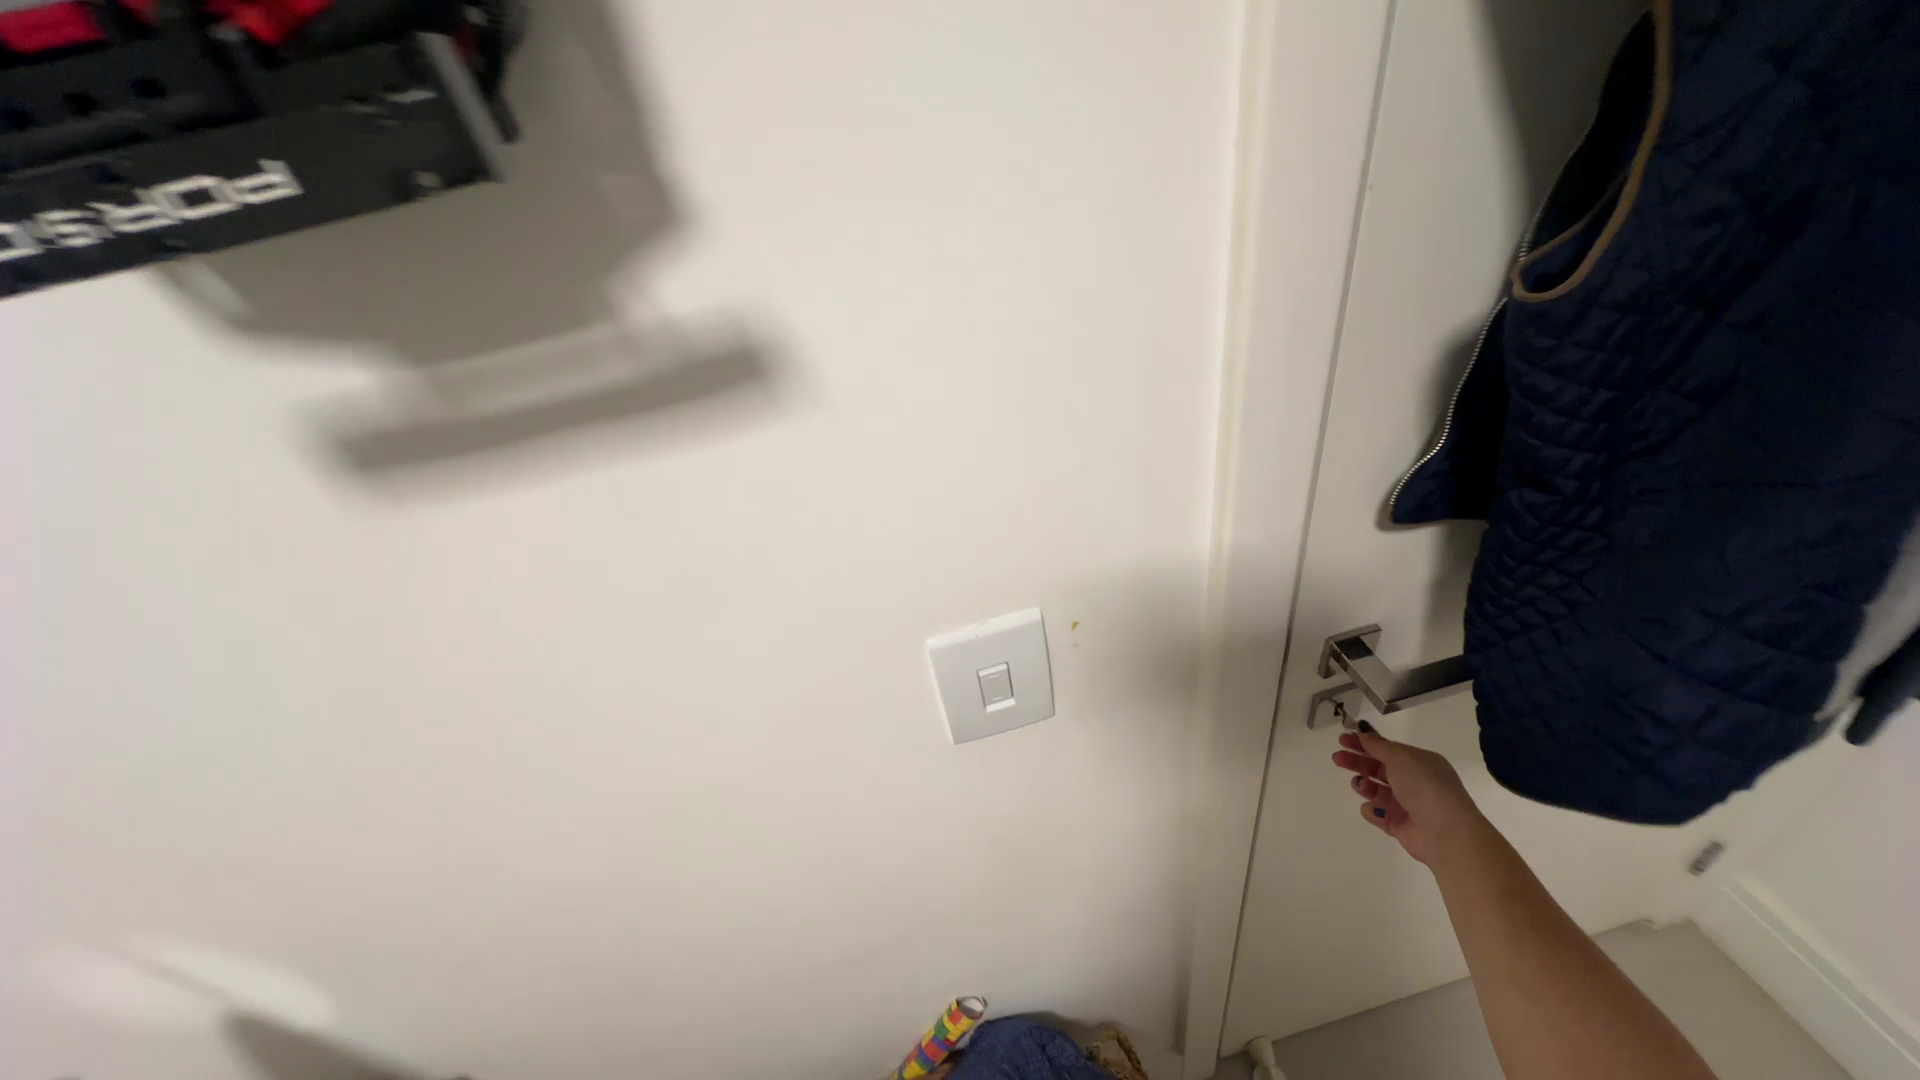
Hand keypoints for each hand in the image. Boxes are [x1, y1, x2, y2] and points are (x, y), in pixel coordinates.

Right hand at [1333, 723, 1489, 866]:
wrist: (1445, 831)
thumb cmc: (1425, 786)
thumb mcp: (1401, 758)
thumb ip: (1378, 744)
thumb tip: (1362, 728)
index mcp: (1419, 763)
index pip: (1387, 749)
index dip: (1364, 743)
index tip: (1342, 739)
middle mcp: (1414, 782)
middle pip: (1378, 768)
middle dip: (1357, 761)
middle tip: (1337, 758)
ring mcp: (1406, 805)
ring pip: (1376, 790)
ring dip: (1364, 785)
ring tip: (1360, 785)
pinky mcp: (1399, 825)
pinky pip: (1377, 814)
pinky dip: (1373, 810)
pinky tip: (1375, 810)